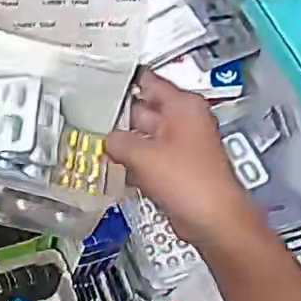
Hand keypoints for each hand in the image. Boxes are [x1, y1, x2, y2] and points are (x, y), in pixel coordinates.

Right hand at [106, 70, 264, 252]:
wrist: (211, 218)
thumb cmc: (189, 181)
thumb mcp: (144, 157)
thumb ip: (119, 143)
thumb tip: (107, 140)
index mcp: (182, 106)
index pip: (149, 82)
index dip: (123, 81)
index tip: (100, 82)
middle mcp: (183, 122)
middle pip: (143, 111)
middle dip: (118, 118)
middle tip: (89, 121)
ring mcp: (179, 146)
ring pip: (144, 138)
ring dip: (123, 144)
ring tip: (95, 145)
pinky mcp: (175, 169)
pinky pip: (148, 159)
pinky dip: (133, 164)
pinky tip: (114, 170)